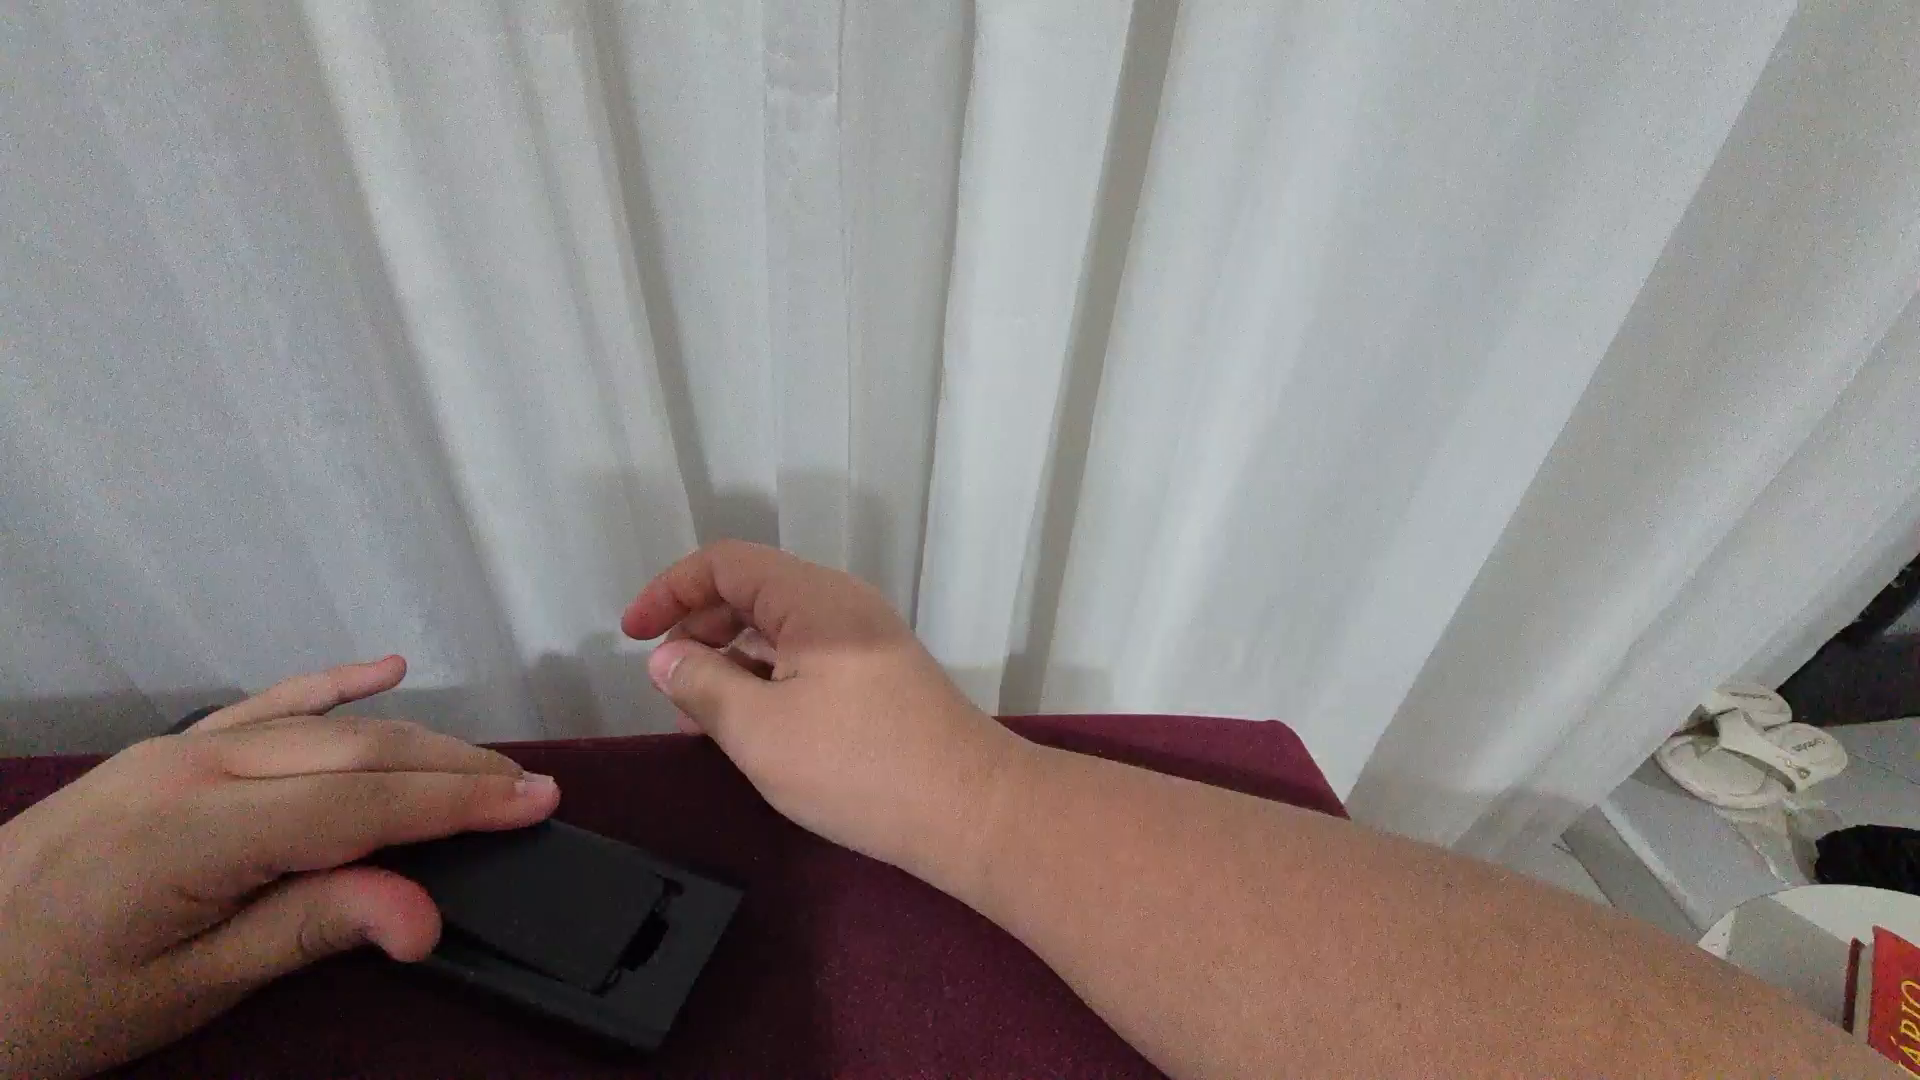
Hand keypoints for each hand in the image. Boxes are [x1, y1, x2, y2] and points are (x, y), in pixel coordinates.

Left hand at [0, 657, 559, 1079]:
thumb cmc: (47, 1007)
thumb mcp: (183, 991)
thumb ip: (313, 930)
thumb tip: (425, 921)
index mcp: (191, 834)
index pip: (362, 805)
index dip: (460, 804)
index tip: (536, 802)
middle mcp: (195, 768)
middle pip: (364, 753)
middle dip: (460, 771)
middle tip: (532, 788)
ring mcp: (184, 747)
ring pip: (336, 729)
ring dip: (424, 744)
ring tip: (488, 768)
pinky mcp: (175, 747)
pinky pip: (273, 702)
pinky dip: (338, 683)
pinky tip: (389, 668)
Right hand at [622, 541, 1022, 884]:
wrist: (969, 808)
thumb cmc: (858, 766)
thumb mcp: (761, 730)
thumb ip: (703, 685)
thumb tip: (666, 657)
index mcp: (814, 598)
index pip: (727, 563)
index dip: (671, 590)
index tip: (632, 635)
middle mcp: (843, 605)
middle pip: (754, 592)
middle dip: (700, 628)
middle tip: (667, 683)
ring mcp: (866, 640)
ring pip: (781, 629)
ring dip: (733, 659)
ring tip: (700, 711)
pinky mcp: (879, 675)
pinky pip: (808, 657)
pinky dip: (769, 678)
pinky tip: (751, 720)